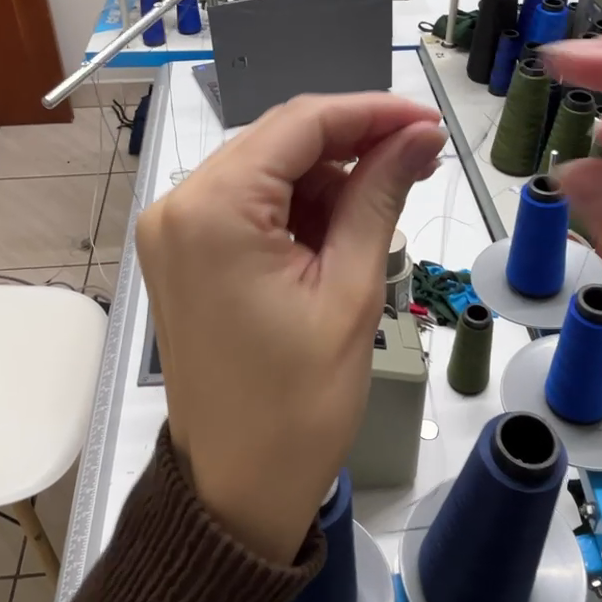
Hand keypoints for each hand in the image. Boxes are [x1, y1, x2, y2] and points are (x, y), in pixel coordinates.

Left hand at [135, 94, 447, 562]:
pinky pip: (247, 204)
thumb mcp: (351, 291)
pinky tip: (341, 231)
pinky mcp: (182, 252)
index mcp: (212, 209)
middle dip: (352, 145)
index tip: (427, 122)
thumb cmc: (298, 404)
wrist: (237, 488)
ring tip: (384, 208)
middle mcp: (178, 204)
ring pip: (265, 170)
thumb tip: (419, 136)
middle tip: (419, 161)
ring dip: (327, 179)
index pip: (300, 124)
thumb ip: (380, 195)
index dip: (371, 112)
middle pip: (279, 142)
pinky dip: (297, 208)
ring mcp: (173, 229)